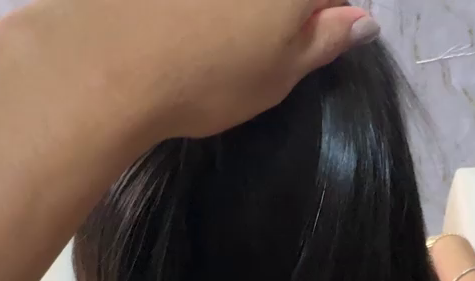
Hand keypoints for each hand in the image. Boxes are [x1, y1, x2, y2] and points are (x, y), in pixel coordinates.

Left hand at [0, 0, 377, 142]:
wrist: (109, 64)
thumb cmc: (210, 78)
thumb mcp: (281, 72)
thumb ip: (326, 39)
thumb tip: (364, 20)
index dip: (329, 11)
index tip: (314, 34)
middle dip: (287, 10)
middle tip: (262, 40)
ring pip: (243, 0)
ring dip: (240, 13)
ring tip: (218, 34)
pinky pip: (199, 3)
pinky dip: (200, 12)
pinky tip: (186, 23)